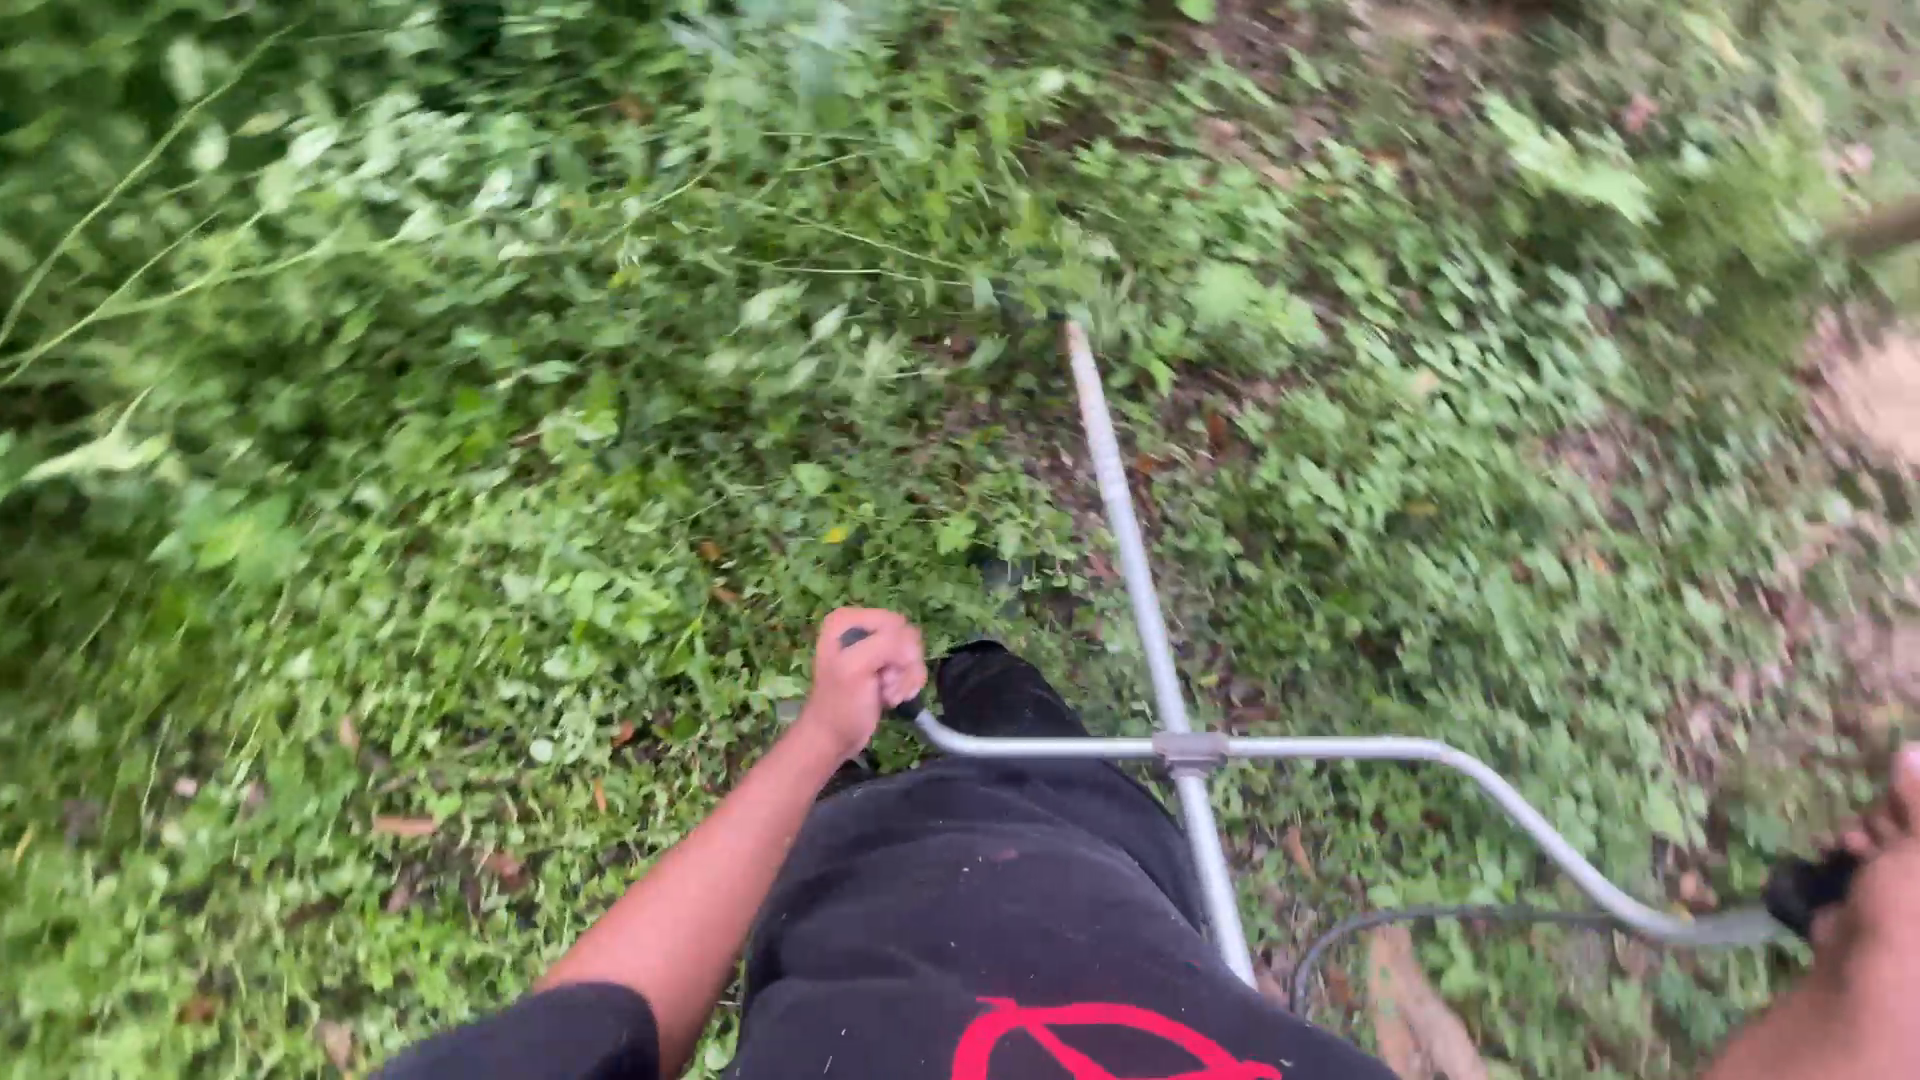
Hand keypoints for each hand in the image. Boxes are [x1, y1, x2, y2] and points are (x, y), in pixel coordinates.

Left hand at [798, 608, 926, 760]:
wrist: (835, 739)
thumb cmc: (840, 705)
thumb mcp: (855, 667)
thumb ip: (885, 644)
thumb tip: (912, 647)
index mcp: (847, 620)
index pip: (895, 622)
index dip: (897, 649)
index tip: (883, 673)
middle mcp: (861, 628)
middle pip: (907, 636)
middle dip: (903, 665)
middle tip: (884, 685)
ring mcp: (874, 648)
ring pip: (913, 652)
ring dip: (906, 678)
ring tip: (887, 694)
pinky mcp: (884, 666)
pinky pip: (913, 665)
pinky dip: (909, 684)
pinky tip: (892, 698)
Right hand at [1813, 744, 1919, 1020]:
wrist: (1875, 977)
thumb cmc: (1919, 914)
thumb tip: (1913, 750)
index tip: (1900, 793)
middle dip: (1893, 816)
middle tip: (1874, 826)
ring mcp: (1918, 896)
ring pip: (1897, 841)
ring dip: (1865, 832)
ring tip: (1848, 843)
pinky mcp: (1891, 903)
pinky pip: (1872, 862)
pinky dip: (1850, 853)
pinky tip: (1833, 851)